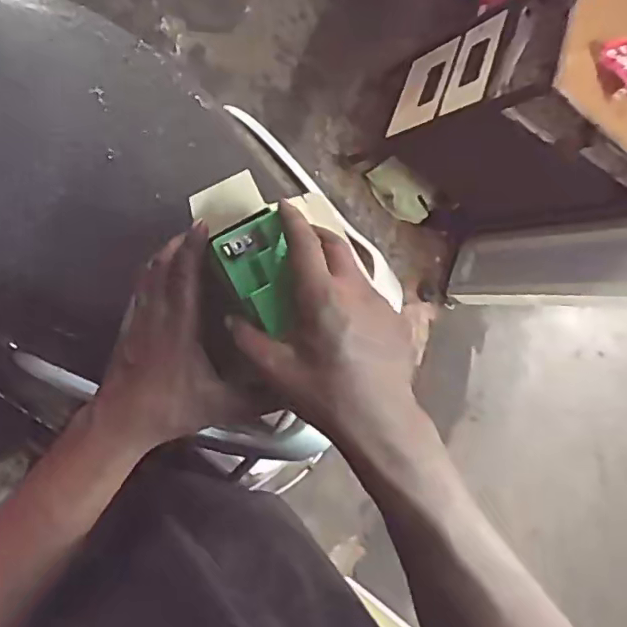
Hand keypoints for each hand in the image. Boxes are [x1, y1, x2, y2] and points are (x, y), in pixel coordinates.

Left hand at [82, 223, 255, 455]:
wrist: (121, 419)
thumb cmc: (170, 408)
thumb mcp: (221, 406)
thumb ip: (258, 398)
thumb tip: (291, 390)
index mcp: (180, 325)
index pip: (184, 275)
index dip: (193, 247)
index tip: (204, 226)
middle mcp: (157, 314)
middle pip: (163, 266)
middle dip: (179, 243)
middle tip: (198, 231)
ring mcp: (138, 319)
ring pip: (148, 275)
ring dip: (164, 255)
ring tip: (181, 245)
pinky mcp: (128, 327)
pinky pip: (140, 289)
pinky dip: (150, 273)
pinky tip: (159, 275)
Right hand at [228, 202, 426, 456]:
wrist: (382, 420)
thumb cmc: (326, 394)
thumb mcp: (276, 370)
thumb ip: (248, 339)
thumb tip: (231, 319)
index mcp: (321, 295)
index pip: (305, 243)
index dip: (292, 220)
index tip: (282, 206)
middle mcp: (353, 289)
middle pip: (336, 243)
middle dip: (316, 232)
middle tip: (298, 236)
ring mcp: (379, 302)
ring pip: (355, 266)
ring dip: (335, 258)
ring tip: (319, 271)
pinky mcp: (395, 318)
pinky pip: (368, 290)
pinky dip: (350, 285)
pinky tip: (343, 309)